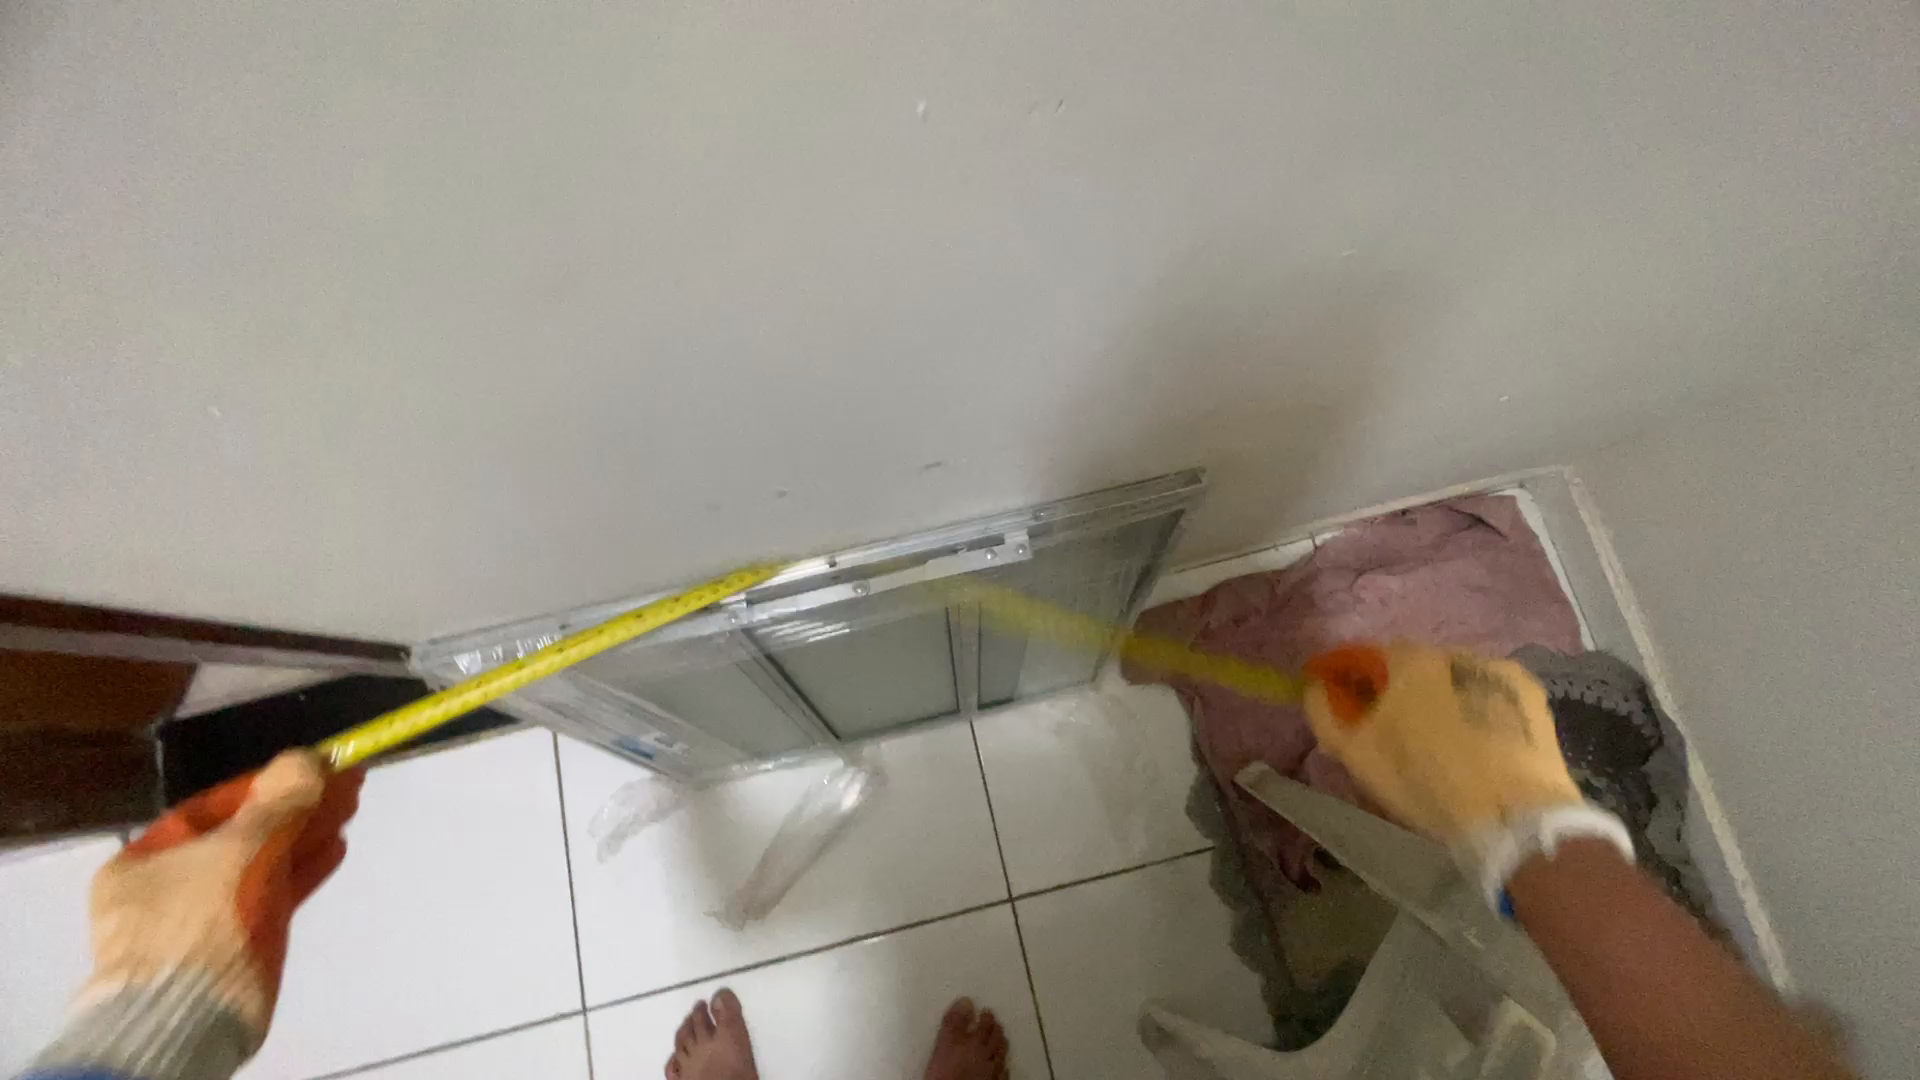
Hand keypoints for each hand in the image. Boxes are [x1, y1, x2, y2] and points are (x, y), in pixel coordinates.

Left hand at [84, 750, 363, 1039]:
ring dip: (311, 830)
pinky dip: (307, 866)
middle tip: (352, 781)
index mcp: (149, 858)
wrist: (192, 1013)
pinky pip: (276, 888)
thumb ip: (283, 798)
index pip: (223, 802)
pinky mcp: (239, 935)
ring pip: (268, 857)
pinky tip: (339, 848)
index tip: (325, 765)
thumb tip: (309, 756)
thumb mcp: (247, 845)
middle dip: (303, 803)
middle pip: (251, 828)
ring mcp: (206, 910)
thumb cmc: (207, 917)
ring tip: (353, 806)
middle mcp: (172, 881)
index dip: (277, 780)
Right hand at [1301, 643, 1580, 843]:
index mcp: (1410, 660)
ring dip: (1431, 697)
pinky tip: (1464, 741)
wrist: (1516, 820)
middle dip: (1389, 686)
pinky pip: (1483, 697)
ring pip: (1448, 681)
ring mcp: (1500, 675)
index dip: (1341, 673)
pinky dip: (1468, 710)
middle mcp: (1456, 654)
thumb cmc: (1425, 780)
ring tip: (1425, 735)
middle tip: (1378, 720)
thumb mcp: (1355, 752)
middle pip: (1408, 666)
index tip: (1330, 692)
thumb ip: (1324, 712)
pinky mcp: (1533, 703)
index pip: (1362, 655)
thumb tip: (1316, 688)